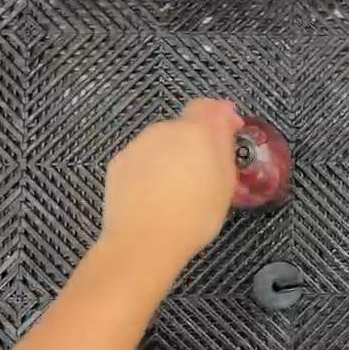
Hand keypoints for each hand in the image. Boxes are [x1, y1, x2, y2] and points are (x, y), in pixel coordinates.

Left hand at [100, 99, 244, 270]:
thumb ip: (224, 144)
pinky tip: (155, 195)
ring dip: (172, 156)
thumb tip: (224, 118)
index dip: (220, 116)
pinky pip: (142, 159)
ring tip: (178, 188)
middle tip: (205, 172)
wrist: (143, 243)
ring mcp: (137, 146)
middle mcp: (163, 130)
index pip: (207, 107)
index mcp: (195, 131)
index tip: (230, 132)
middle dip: (196, 142)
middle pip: (183, 127)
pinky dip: (151, 169)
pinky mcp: (118, 164)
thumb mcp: (225, 182)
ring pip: (161, 143)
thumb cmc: (195, 216)